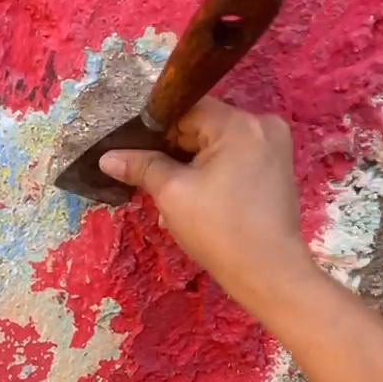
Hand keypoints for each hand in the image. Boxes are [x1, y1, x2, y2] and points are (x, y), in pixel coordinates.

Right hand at [99, 97, 321, 316]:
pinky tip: (194, 198)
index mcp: (240, 124)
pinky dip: (211, 172)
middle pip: (203, 126)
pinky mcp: (275, 168)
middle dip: (173, 151)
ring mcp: (274, 147)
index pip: (187, 109)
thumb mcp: (172, 193)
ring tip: (169, 194)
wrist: (267, 272)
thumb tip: (107, 157)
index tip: (134, 153)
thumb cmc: (218, 228)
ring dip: (190, 165)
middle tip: (148, 179)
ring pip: (216, 144)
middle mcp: (263, 125)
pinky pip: (233, 158)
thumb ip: (141, 167)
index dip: (157, 129)